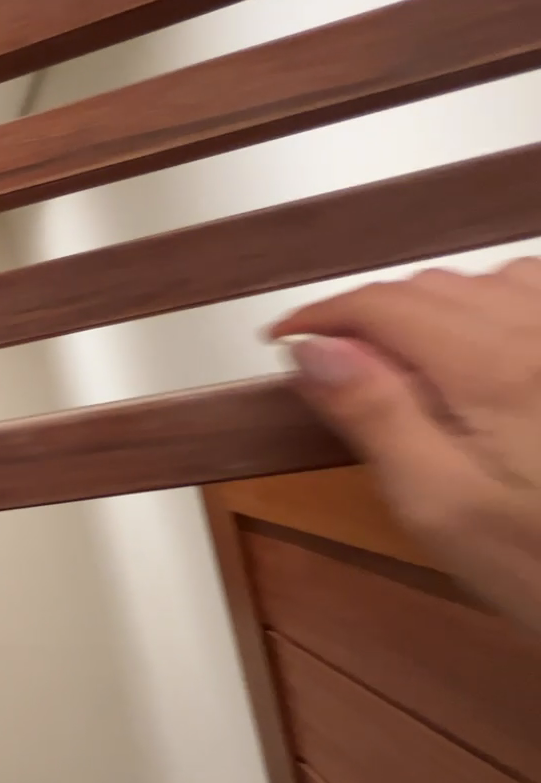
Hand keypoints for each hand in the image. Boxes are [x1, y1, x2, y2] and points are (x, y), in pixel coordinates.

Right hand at [272, 258, 540, 631]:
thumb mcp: (438, 504)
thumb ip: (374, 416)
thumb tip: (310, 349)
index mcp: (497, 373)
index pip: (383, 305)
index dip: (318, 315)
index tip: (279, 343)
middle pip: (438, 286)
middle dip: (368, 313)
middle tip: (332, 365)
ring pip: (502, 278)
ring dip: (434, 304)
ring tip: (403, 355)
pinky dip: (503, 302)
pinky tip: (488, 346)